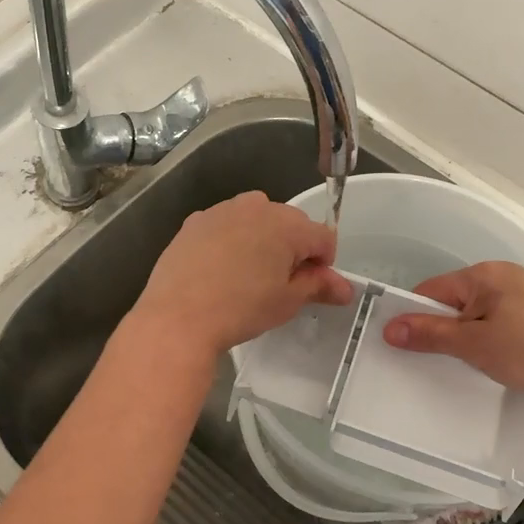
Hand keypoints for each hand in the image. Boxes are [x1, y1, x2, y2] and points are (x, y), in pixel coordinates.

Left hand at [131, 191, 353, 360]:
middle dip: (293, 248)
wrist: (178, 317)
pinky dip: (231, 241)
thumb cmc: (241, 309)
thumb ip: (318, 286)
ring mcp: (221, 211)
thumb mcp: (287, 301)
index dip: (323, 264)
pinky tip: (218, 270)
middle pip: (290, 223)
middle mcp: (256, 206)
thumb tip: (345, 288)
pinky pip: (225, 226)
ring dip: (261, 240)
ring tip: (248, 276)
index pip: (323, 237)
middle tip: (278, 284)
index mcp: (287, 224)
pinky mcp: (194, 221)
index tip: (309, 287)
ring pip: (256, 220)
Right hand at [383, 261, 523, 406]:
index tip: (408, 346)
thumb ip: (430, 334)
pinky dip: (494, 338)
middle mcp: (504, 275)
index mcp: (483, 275)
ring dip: (470, 335)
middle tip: (442, 360)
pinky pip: (502, 320)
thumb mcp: (473, 344)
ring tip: (474, 362)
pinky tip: (502, 359)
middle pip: (455, 300)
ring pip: (480, 312)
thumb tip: (390, 327)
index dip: (415, 317)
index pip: (431, 290)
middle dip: (444, 329)